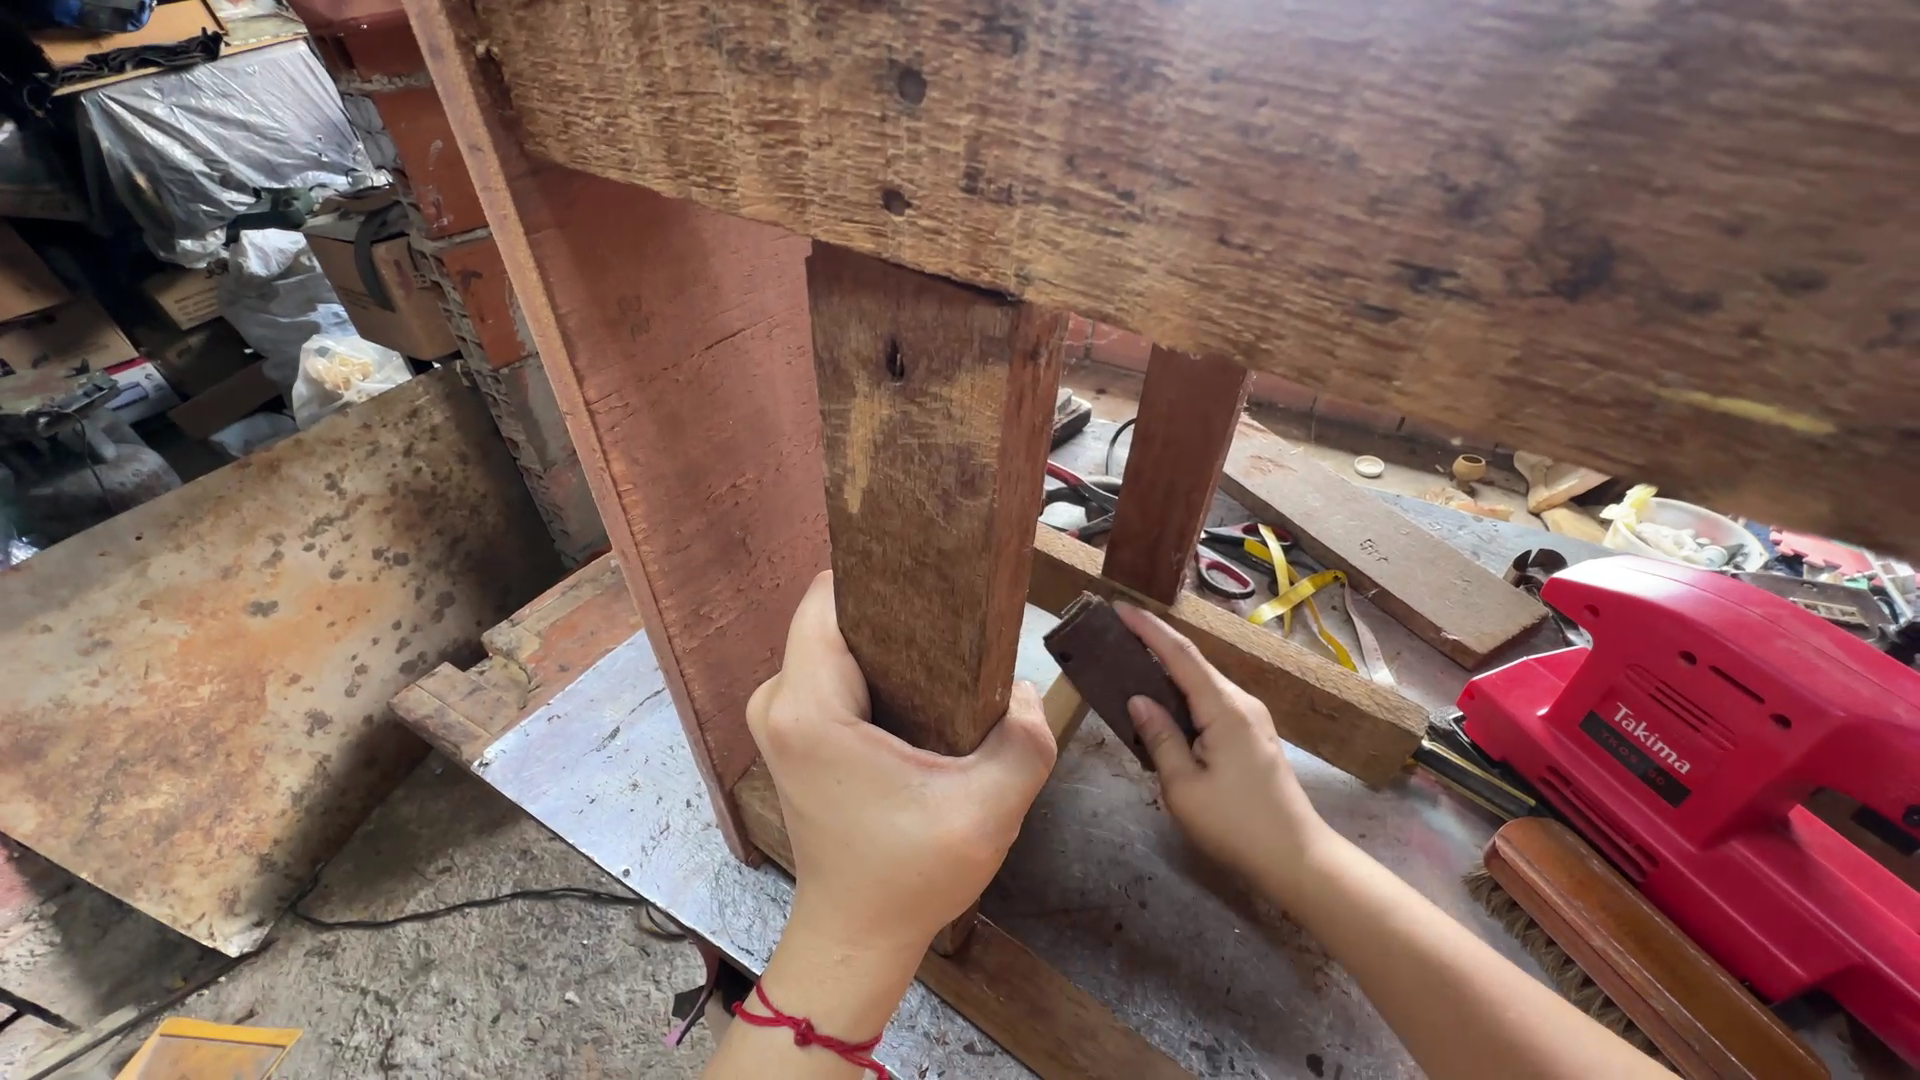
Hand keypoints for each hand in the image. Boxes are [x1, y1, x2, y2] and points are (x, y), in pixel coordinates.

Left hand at [746, 572, 1057, 953]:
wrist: (856, 935)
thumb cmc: (911, 876)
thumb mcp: (988, 812)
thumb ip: (1025, 742)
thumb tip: (1023, 691)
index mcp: (810, 707)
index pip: (829, 597)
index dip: (883, 575)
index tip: (938, 573)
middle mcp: (779, 701)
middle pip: (835, 616)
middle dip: (896, 608)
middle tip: (958, 620)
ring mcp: (780, 716)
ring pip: (834, 640)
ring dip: (888, 639)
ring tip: (945, 651)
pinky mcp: (793, 731)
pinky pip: (829, 668)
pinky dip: (872, 666)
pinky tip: (919, 683)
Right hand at [1115, 601, 1331, 883]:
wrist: (1297, 859)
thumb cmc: (1235, 824)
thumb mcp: (1184, 786)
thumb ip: (1160, 737)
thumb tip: (1138, 699)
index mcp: (1224, 708)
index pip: (1180, 654)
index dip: (1148, 628)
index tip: (1119, 607)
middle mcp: (1241, 703)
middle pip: (1193, 662)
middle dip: (1155, 642)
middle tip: (1116, 633)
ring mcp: (1250, 719)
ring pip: (1202, 682)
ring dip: (1168, 669)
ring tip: (1131, 661)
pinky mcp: (1251, 736)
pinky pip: (1210, 701)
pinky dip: (1182, 693)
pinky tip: (1162, 701)